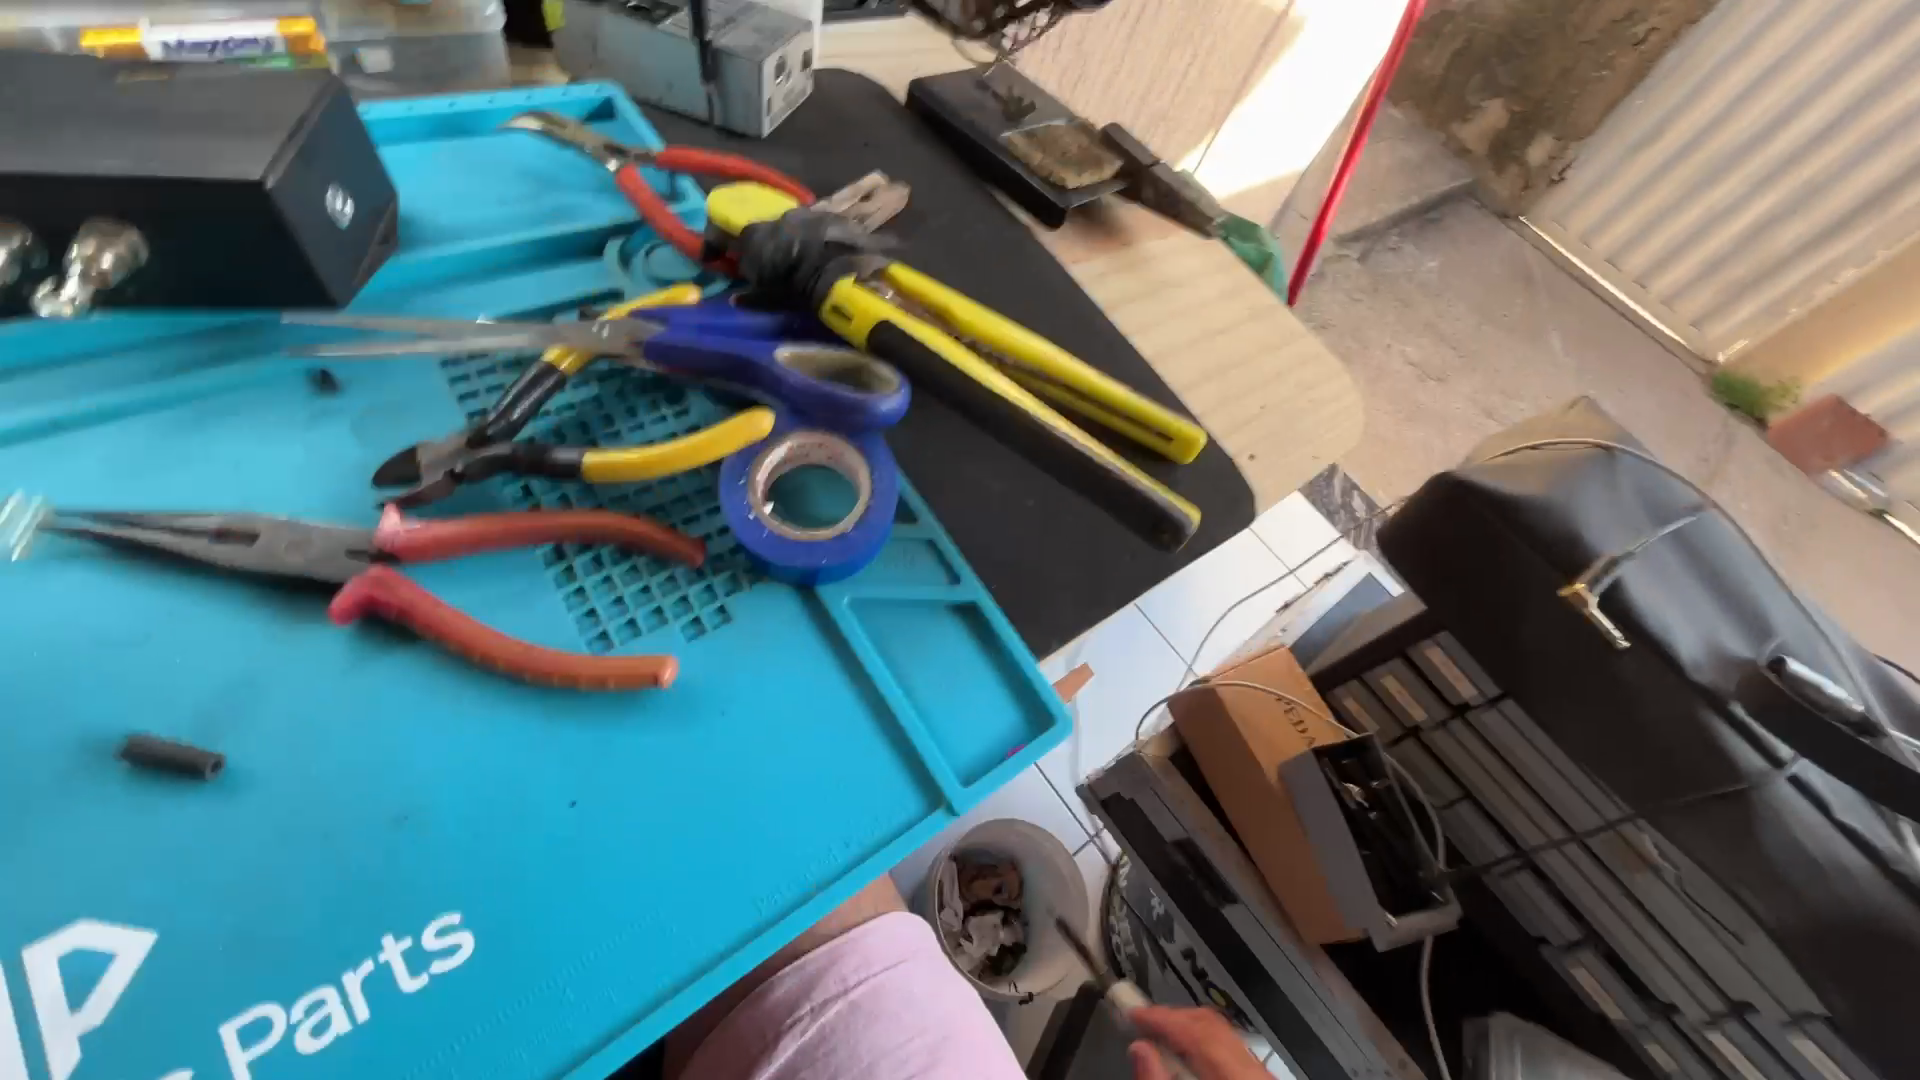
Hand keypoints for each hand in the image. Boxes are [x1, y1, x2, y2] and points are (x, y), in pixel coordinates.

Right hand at [1128, 1006, 1271, 1079]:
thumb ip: (1159, 1079)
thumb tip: (1139, 1048)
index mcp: (1237, 1074)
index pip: (1196, 1030)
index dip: (1160, 1016)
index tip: (1132, 1011)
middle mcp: (1256, 1070)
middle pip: (1210, 1025)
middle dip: (1172, 1017)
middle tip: (1140, 1019)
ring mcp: (1263, 1073)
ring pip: (1222, 1032)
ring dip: (1187, 1027)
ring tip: (1158, 1034)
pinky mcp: (1261, 1077)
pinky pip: (1233, 1046)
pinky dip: (1205, 1042)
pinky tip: (1186, 1052)